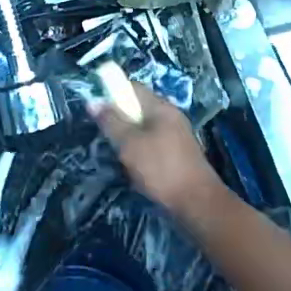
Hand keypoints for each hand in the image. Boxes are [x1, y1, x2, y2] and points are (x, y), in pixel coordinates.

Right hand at [91, 85, 221, 213]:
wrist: (197, 202)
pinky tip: (136, 169)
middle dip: (120, 120)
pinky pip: (154, 144)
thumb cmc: (160, 169)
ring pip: (145, 129)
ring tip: (121, 157)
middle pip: (139, 108)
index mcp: (161, 107)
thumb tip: (93, 102)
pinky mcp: (179, 154)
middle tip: (108, 138)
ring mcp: (177, 135)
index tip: (97, 110)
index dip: (112, 93)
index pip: (133, 88)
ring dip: (130, 140)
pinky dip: (141, 152)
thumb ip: (111, 122)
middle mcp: (171, 116)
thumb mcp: (129, 144)